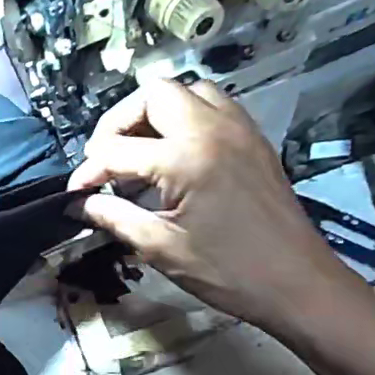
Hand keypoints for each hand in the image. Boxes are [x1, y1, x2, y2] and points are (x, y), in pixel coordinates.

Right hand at [67, 79, 368, 333]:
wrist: (297, 283)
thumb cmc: (225, 271)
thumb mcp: (159, 247)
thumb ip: (114, 216)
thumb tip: (80, 203)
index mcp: (185, 159)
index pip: (117, 150)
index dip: (88, 171)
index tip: (76, 193)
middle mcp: (212, 130)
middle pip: (152, 95)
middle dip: (118, 122)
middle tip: (105, 158)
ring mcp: (238, 130)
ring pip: (187, 91)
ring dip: (154, 113)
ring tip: (138, 149)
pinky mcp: (253, 140)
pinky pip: (214, 106)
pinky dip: (185, 118)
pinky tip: (173, 152)